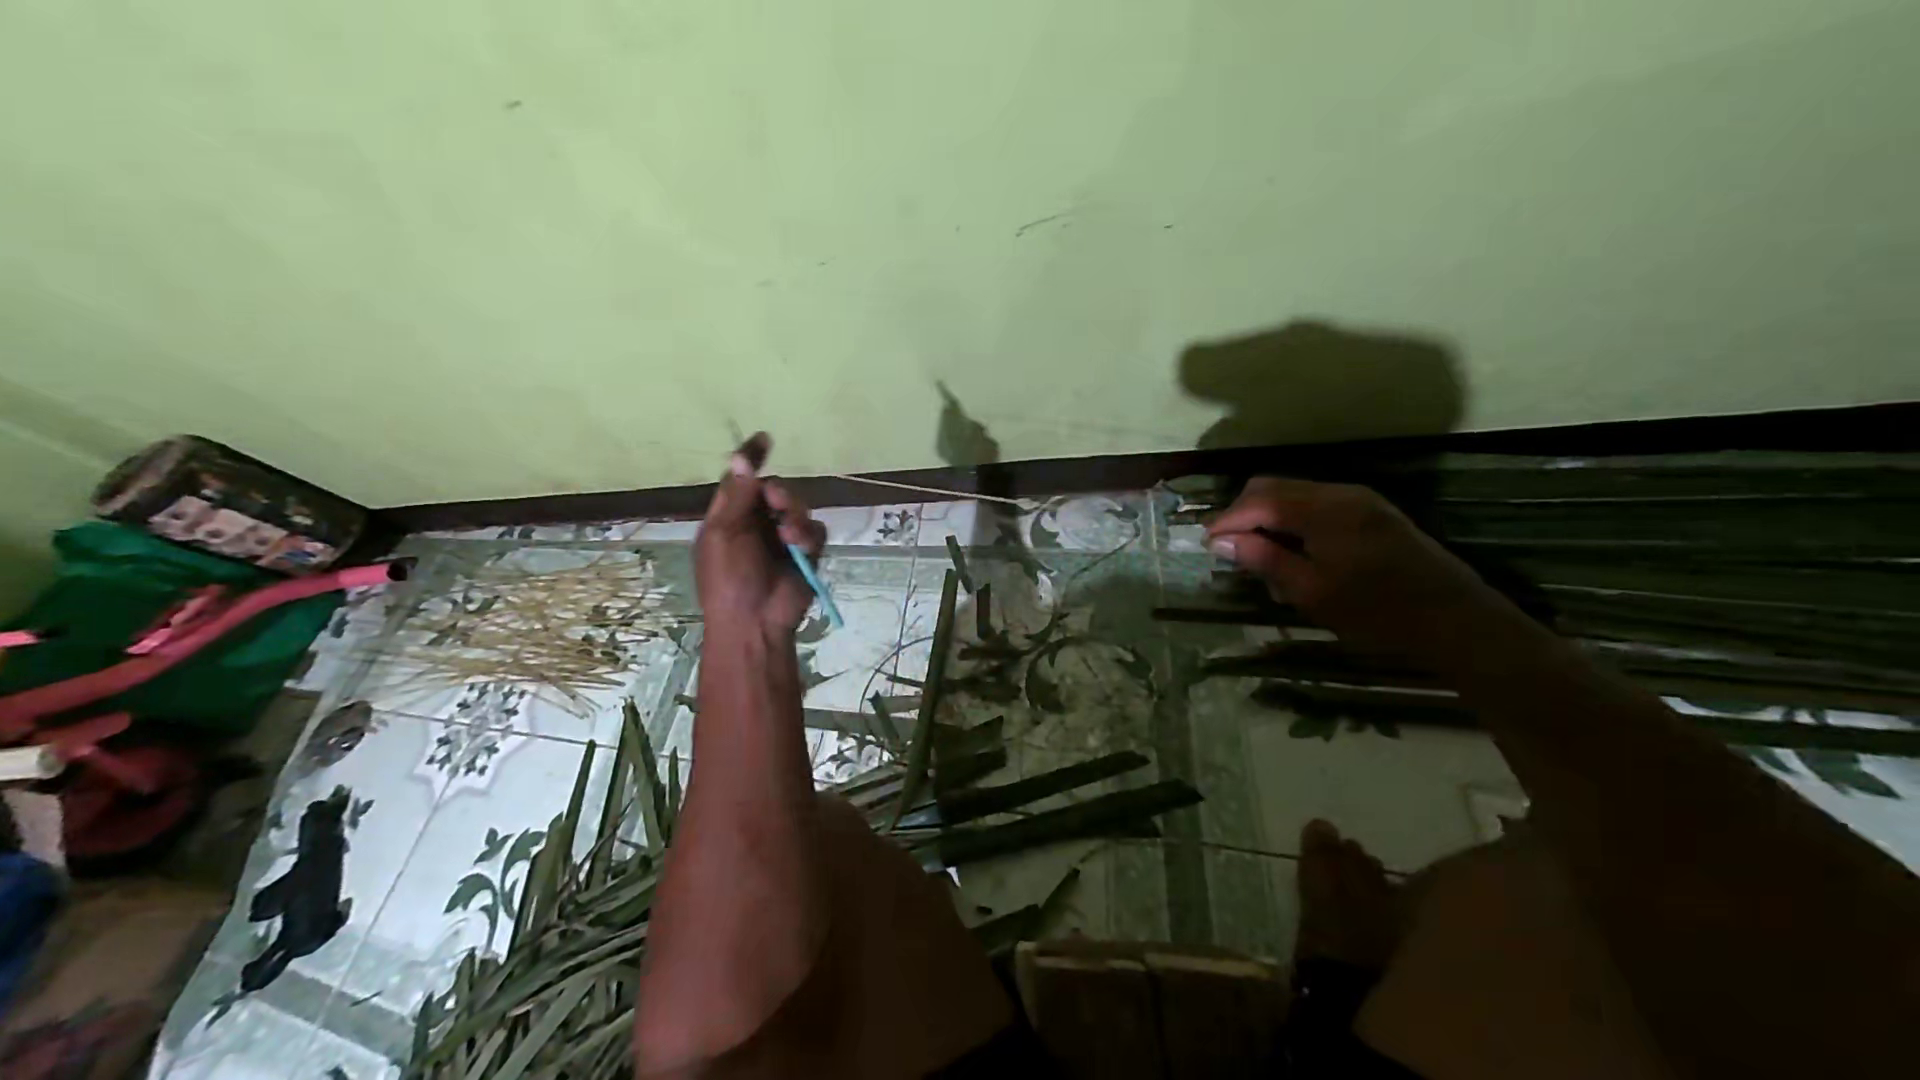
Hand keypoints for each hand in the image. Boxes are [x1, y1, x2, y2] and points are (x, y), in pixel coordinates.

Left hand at [695, 433, 828, 639]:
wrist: (754, 621)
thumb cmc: (728, 580)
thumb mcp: (723, 535)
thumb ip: (736, 496)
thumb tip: (741, 459)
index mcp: (729, 517)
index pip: (740, 479)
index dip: (751, 459)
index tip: (764, 439)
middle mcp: (756, 523)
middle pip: (775, 490)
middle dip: (780, 494)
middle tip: (777, 502)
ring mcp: (782, 538)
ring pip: (798, 508)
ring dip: (795, 517)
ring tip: (790, 537)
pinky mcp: (806, 553)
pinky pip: (815, 531)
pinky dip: (809, 536)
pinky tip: (800, 548)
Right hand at [1205, 477, 1509, 656]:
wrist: (1456, 620)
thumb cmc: (1377, 612)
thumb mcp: (1311, 592)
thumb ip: (1264, 560)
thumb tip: (1221, 541)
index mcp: (1324, 510)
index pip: (1259, 501)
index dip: (1227, 520)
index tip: (1205, 542)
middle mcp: (1340, 493)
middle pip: (1273, 486)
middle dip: (1243, 511)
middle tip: (1226, 546)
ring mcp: (1359, 499)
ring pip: (1294, 492)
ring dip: (1266, 513)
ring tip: (1253, 549)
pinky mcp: (1372, 511)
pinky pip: (1316, 501)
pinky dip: (1291, 517)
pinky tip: (1289, 546)